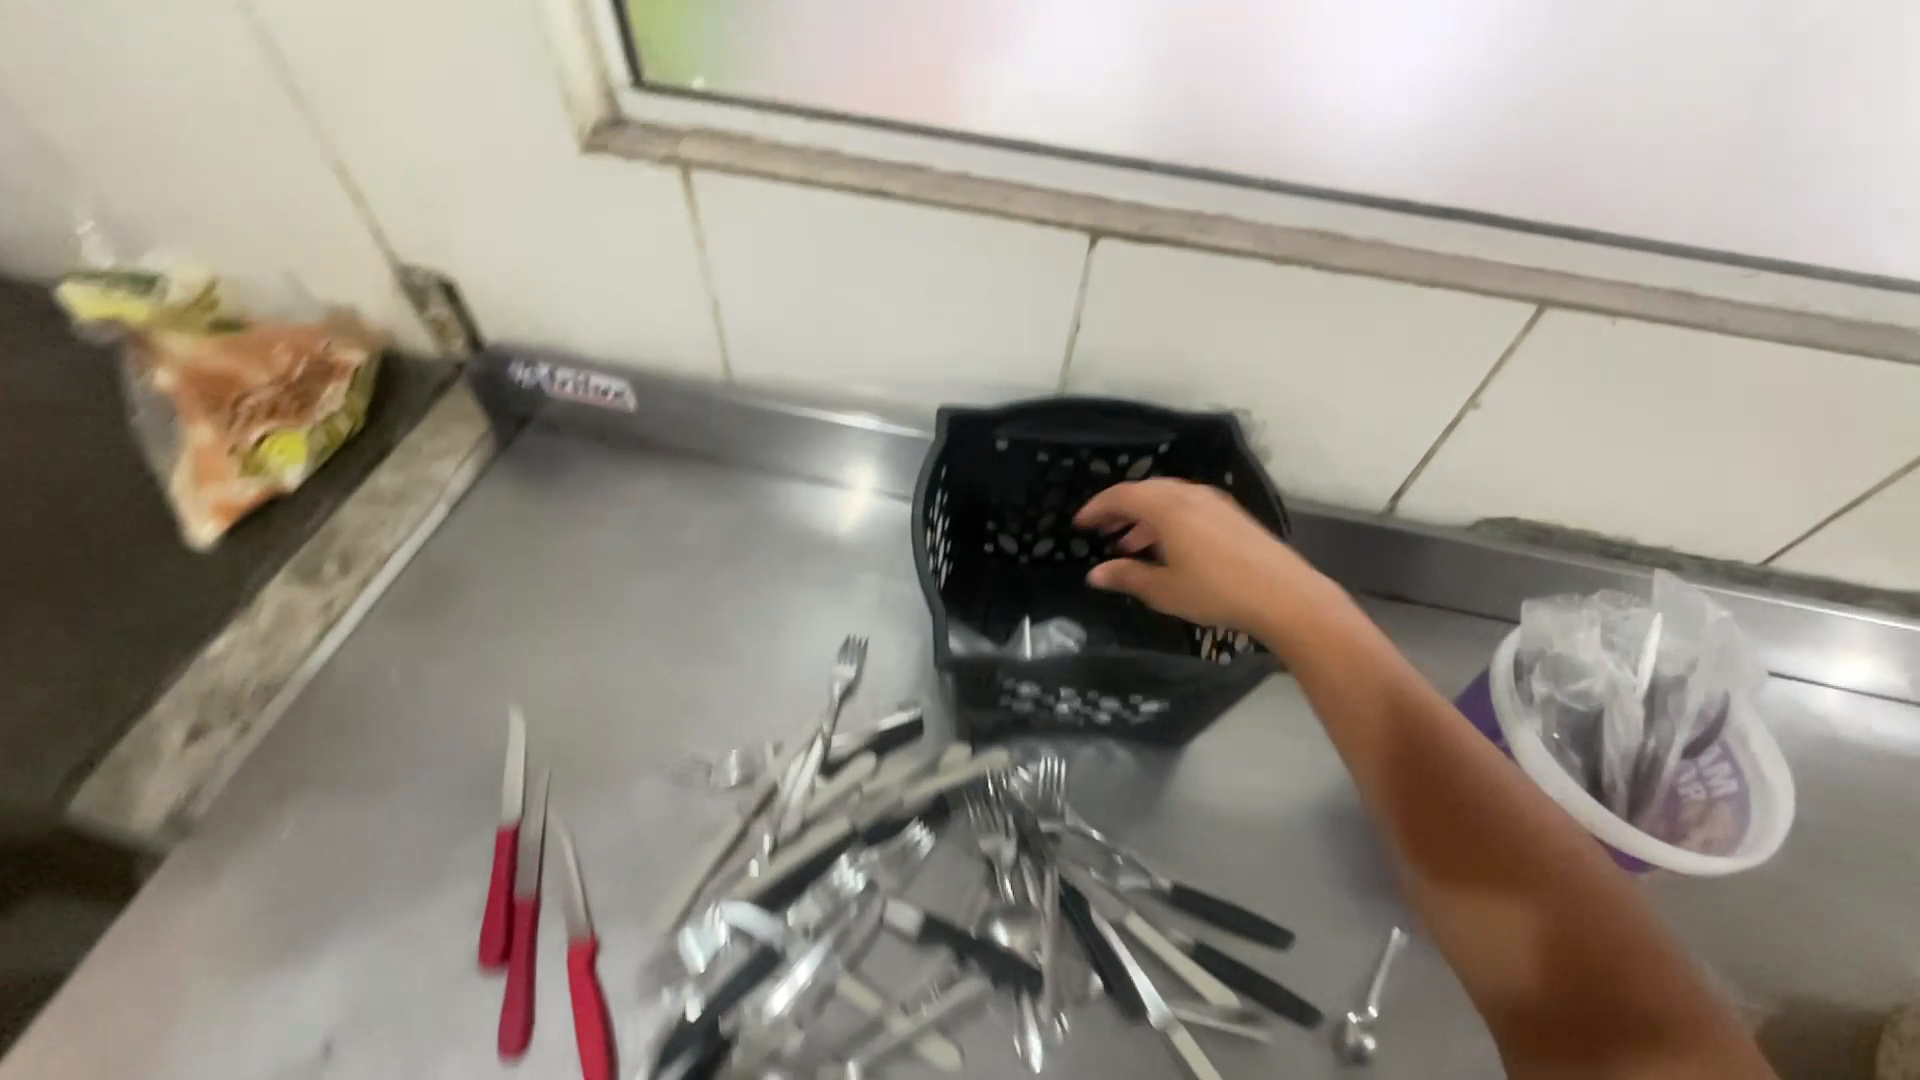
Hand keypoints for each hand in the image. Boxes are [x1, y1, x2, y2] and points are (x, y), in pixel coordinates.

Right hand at [1074, 478, 1313, 631]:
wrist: (1283, 595)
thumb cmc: (1216, 592)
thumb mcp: (1164, 590)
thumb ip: (1127, 577)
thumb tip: (1095, 574)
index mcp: (1167, 507)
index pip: (1121, 495)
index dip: (1096, 508)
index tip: (1079, 524)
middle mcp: (1189, 495)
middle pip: (1145, 492)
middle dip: (1119, 510)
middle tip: (1101, 531)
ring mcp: (1214, 502)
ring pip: (1167, 499)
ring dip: (1143, 517)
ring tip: (1129, 545)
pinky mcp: (1231, 515)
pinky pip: (1187, 506)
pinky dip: (1167, 520)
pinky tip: (1166, 548)